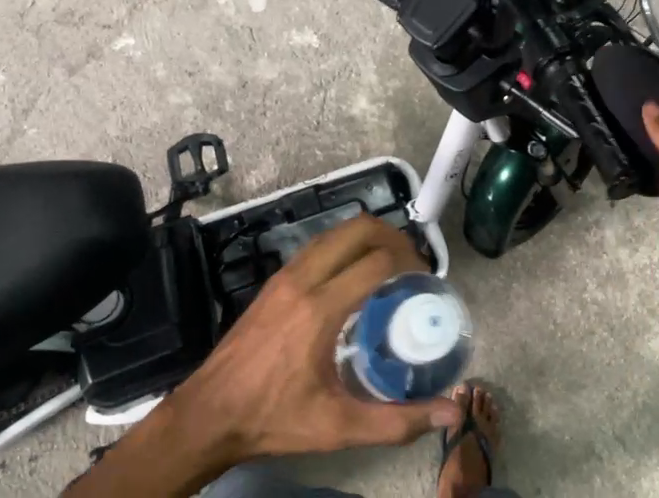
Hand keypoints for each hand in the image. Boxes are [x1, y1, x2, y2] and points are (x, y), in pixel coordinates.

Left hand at [159, 215, 460, 461]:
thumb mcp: (338, 428)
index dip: (410, 263)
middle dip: (394, 238)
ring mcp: (284, 276)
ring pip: (335, 232)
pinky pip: (317, 245)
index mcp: (320, 309)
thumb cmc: (273, 420)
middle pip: (358, 229)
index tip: (425, 282)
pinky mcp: (272, 282)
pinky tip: (353, 277)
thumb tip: (451, 415)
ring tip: (389, 266)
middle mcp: (302, 280)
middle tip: (412, 266)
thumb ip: (398, 421)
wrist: (207, 416)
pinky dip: (344, 247)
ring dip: (368, 238)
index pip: (377, 261)